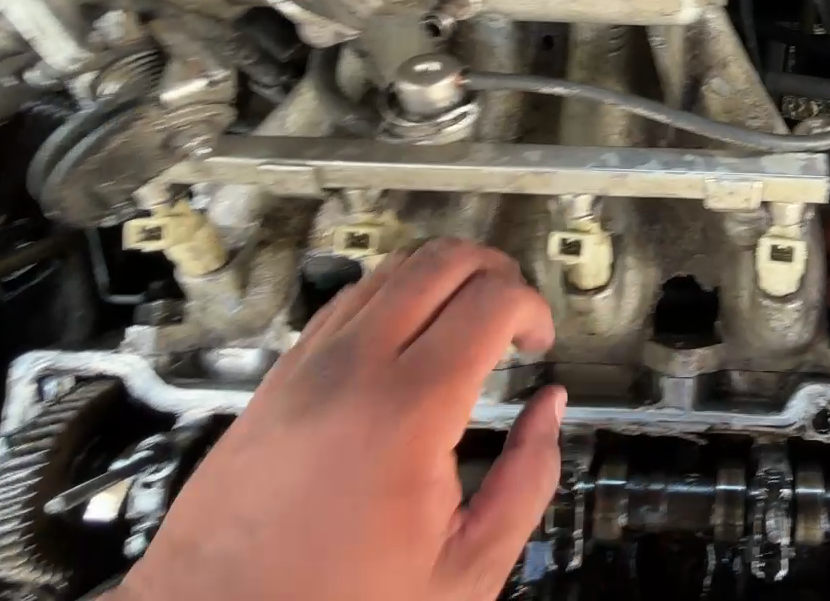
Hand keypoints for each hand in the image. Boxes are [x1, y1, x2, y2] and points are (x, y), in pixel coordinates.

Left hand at [115, 242, 563, 600]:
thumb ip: (527, 480)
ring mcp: (309, 362)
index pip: (491, 299)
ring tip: (469, 324)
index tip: (540, 346)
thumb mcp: (464, 572)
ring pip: (396, 267)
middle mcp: (356, 365)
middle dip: (498, 273)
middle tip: (515, 319)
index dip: (534, 308)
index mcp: (408, 409)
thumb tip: (550, 404)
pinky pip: (351, 298)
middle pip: (444, 260)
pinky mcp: (279, 373)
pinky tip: (411, 339)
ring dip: (448, 278)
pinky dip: (398, 294)